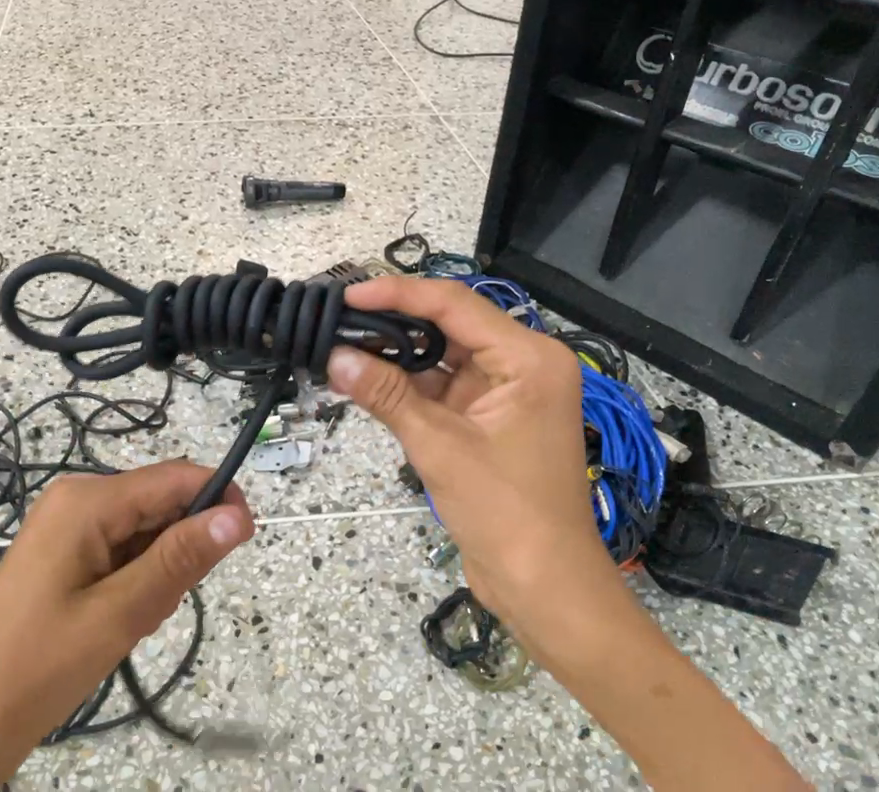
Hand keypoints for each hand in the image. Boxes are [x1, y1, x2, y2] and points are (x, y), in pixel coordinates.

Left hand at [0, 461, 253, 791]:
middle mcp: (78, 498)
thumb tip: (239, 515)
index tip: (245, 543)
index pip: (176, 476)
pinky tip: (118, 622)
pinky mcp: (63, 554)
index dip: (219, 501)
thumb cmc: (38, 665)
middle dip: (180, 550)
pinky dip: (135, 583)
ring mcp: (68, 527)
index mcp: (87, 498)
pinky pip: (121, 552)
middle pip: (162, 503)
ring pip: (146, 532)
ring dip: (158, 574)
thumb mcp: (120, 613)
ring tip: (132, 623)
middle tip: (159, 607)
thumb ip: (180, 558)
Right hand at [325, 276, 606, 626]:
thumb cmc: (506, 513)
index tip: (349, 292)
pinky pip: (443, 386)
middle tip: (338, 315)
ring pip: (443, 355)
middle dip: (393, 320)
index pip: (455, 304)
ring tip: (342, 341)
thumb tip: (334, 357)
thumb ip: (387, 395)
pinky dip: (408, 384)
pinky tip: (366, 377)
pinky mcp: (489, 417)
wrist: (545, 585)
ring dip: (397, 353)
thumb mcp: (441, 447)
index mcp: (529, 357)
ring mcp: (506, 391)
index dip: (399, 293)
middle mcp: (522, 363)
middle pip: (450, 324)